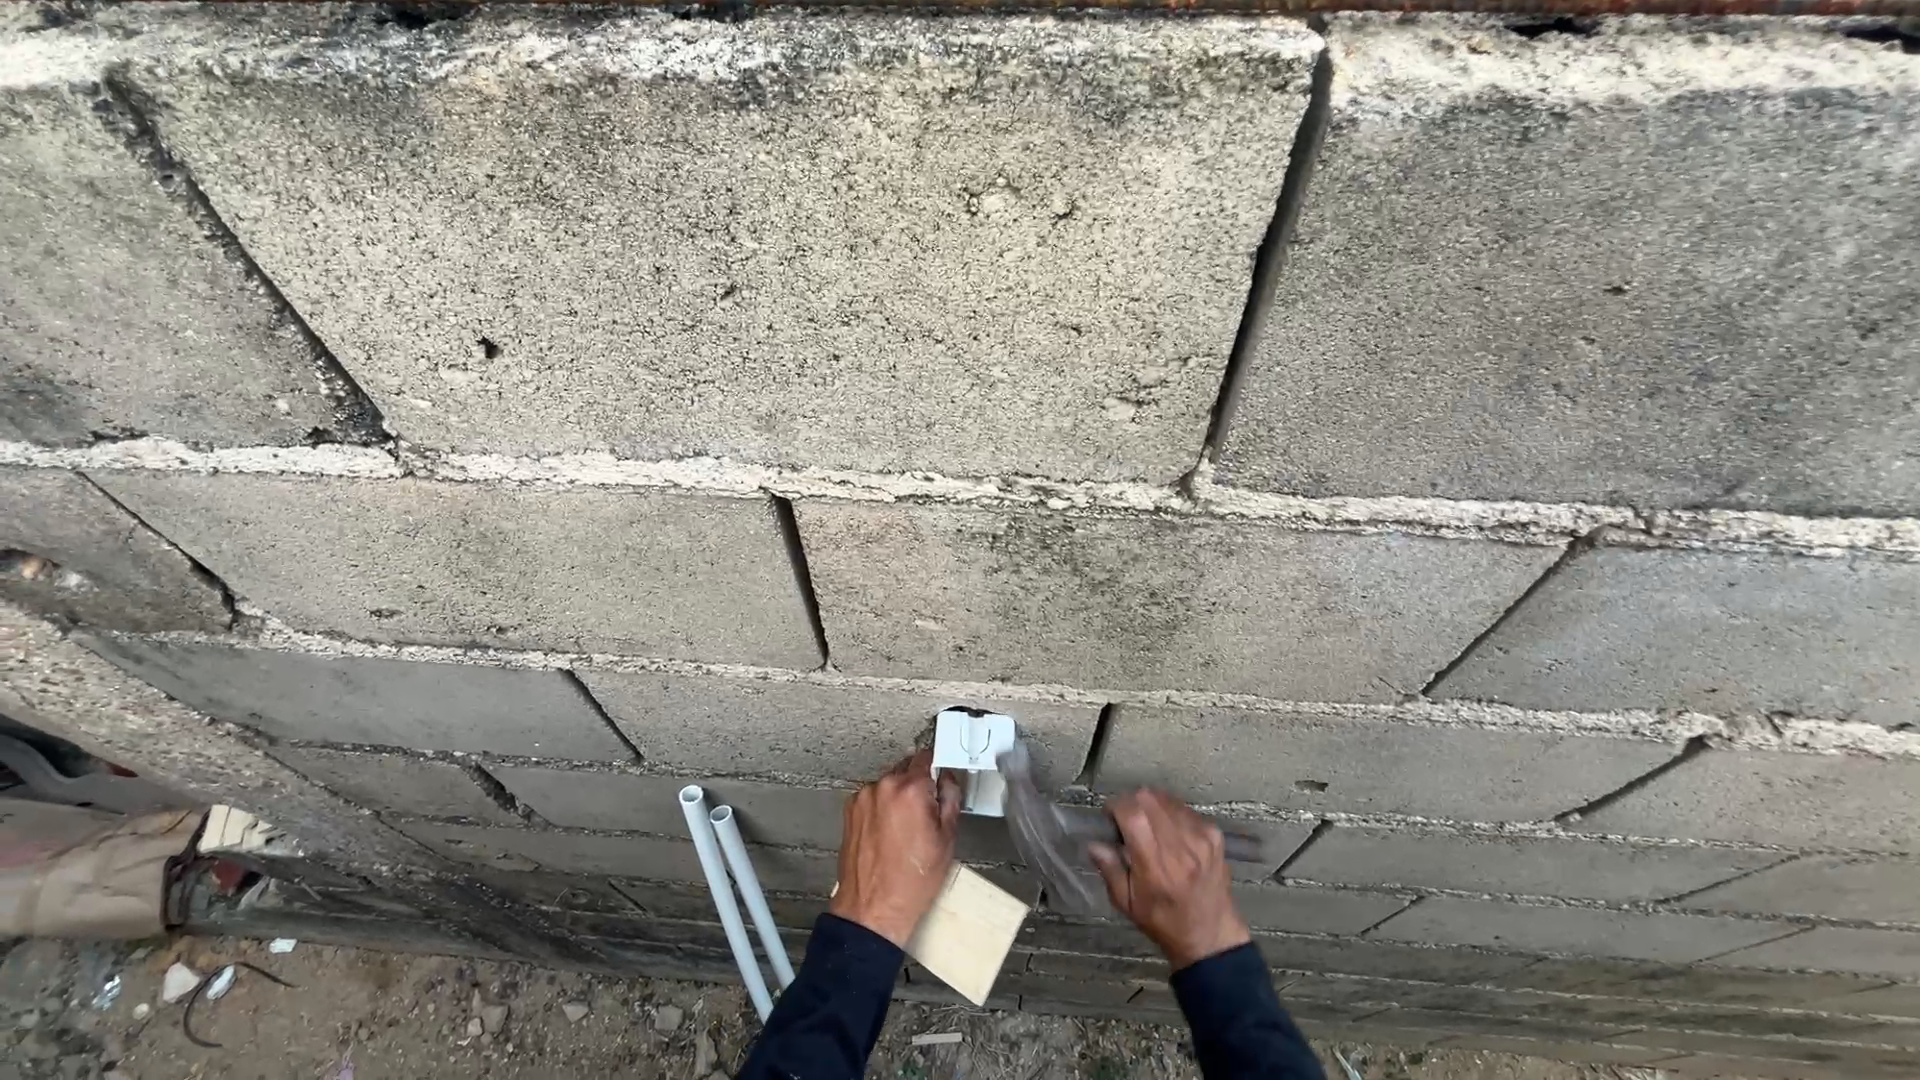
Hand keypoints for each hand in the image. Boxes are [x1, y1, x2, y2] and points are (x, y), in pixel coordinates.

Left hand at [828, 748, 962, 946]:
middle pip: (907, 769)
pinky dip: (882, 807)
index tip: (940, 778)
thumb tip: (947, 781)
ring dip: (898, 796)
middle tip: (926, 812)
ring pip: (889, 784)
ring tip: (905, 830)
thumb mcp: (947, 839)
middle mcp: (883, 787)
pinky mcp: (850, 811)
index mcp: (910, 790)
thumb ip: (951, 799)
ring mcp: (864, 798)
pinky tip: (889, 833)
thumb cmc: (909, 883)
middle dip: (918, 784)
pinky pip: (873, 798)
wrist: (873, 909)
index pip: (927, 757)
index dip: (937, 769)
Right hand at [1088, 789, 1250, 970]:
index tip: (1110, 816)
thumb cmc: (1163, 921)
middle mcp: (1180, 846)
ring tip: (1149, 826)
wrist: (1211, 935)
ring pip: (1166, 798)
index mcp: (1156, 865)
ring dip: (1151, 806)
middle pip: (1148, 798)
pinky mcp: (1215, 835)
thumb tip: (1093, 842)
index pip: (1133, 814)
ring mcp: (1201, 837)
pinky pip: (1185, 809)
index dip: (1116, 806)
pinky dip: (1171, 813)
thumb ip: (1109, 869)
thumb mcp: (1127, 903)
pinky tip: (1170, 833)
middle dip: (1131, 803)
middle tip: (1127, 821)